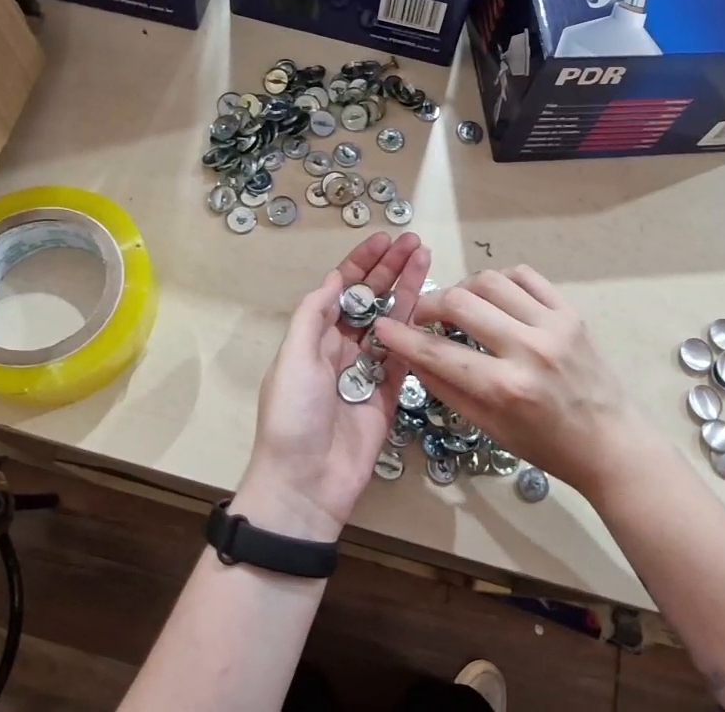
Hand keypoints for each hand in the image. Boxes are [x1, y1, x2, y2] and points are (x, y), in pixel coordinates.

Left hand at [236, 232, 430, 542]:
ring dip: (407, 292)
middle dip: (390, 270)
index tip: (383, 239)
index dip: (361, 264)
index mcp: (313, 339)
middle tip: (415, 242)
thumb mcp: (293, 359)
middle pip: (370, 301)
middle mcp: (341, 350)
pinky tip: (431, 306)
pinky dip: (417, 332)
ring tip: (426, 260)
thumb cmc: (292, 417)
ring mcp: (367, 372)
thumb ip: (313, 316)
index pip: (341, 291)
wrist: (306, 485)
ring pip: (392, 323)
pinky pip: (405, 358)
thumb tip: (333, 279)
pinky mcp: (389, 396)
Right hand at [373, 266, 655, 497]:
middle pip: (461, 303)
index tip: (383, 326)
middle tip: (421, 315)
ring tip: (459, 307)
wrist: (609, 443)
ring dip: (465, 289)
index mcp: (506, 388)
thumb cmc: (546, 445)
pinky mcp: (571, 312)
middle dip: (429, 304)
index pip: (439, 352)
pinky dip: (501, 281)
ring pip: (491, 281)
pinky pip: (526, 276)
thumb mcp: (489, 427)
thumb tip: (409, 355)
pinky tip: (493, 298)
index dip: (403, 337)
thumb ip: (446, 388)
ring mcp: (554, 326)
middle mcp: (529, 350)